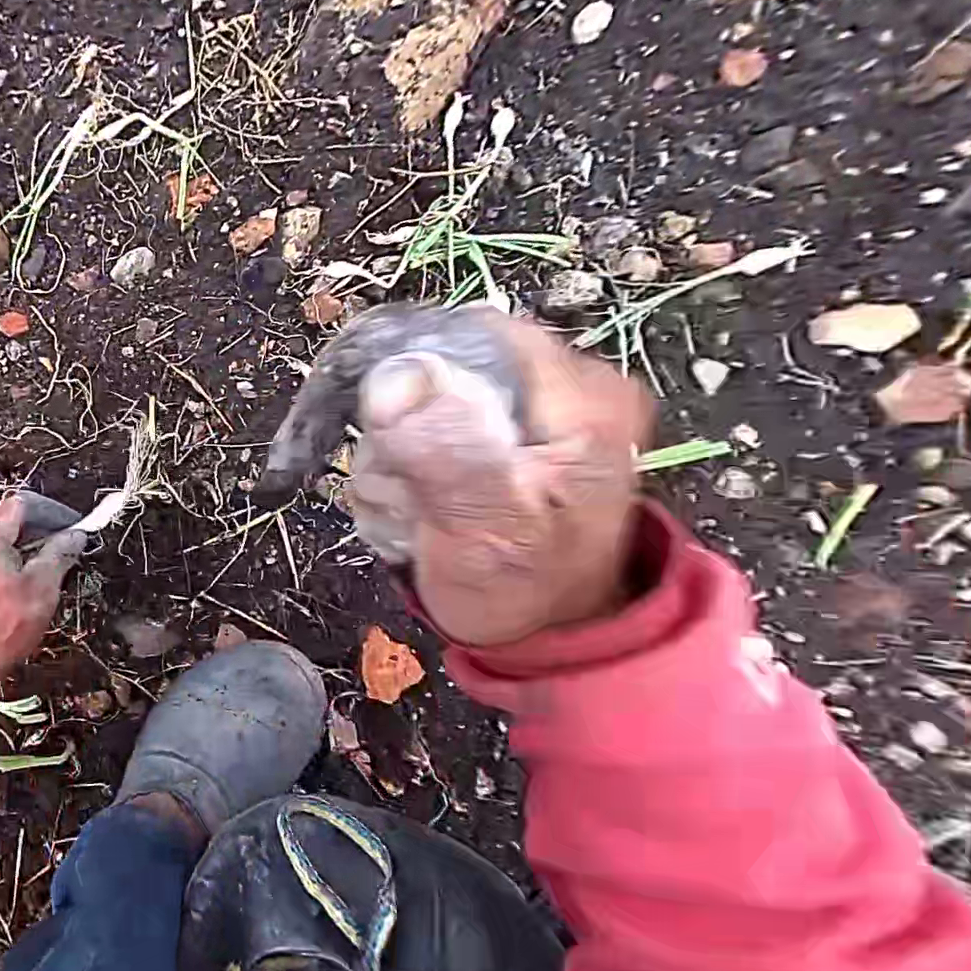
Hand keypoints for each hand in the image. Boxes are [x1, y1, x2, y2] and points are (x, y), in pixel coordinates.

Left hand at [0, 496, 86, 683]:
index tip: (66, 531)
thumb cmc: (0, 628)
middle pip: (1, 513)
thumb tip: (74, 535)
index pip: (25, 504)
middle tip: (47, 551)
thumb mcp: (43, 588)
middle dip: (26, 528)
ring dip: (3, 540)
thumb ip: (61, 553)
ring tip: (20, 567)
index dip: (51, 515)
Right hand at [348, 314, 652, 645]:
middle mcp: (549, 389)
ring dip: (392, 468)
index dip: (415, 376)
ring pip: (408, 409)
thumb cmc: (524, 591)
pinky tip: (417, 515)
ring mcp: (512, 413)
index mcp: (578, 395)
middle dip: (399, 442)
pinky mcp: (483, 438)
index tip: (394, 441)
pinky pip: (408, 437)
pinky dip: (398, 479)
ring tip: (417, 518)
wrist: (536, 636)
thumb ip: (448, 452)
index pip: (471, 334)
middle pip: (432, 372)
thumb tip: (394, 375)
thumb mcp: (489, 529)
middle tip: (414, 501)